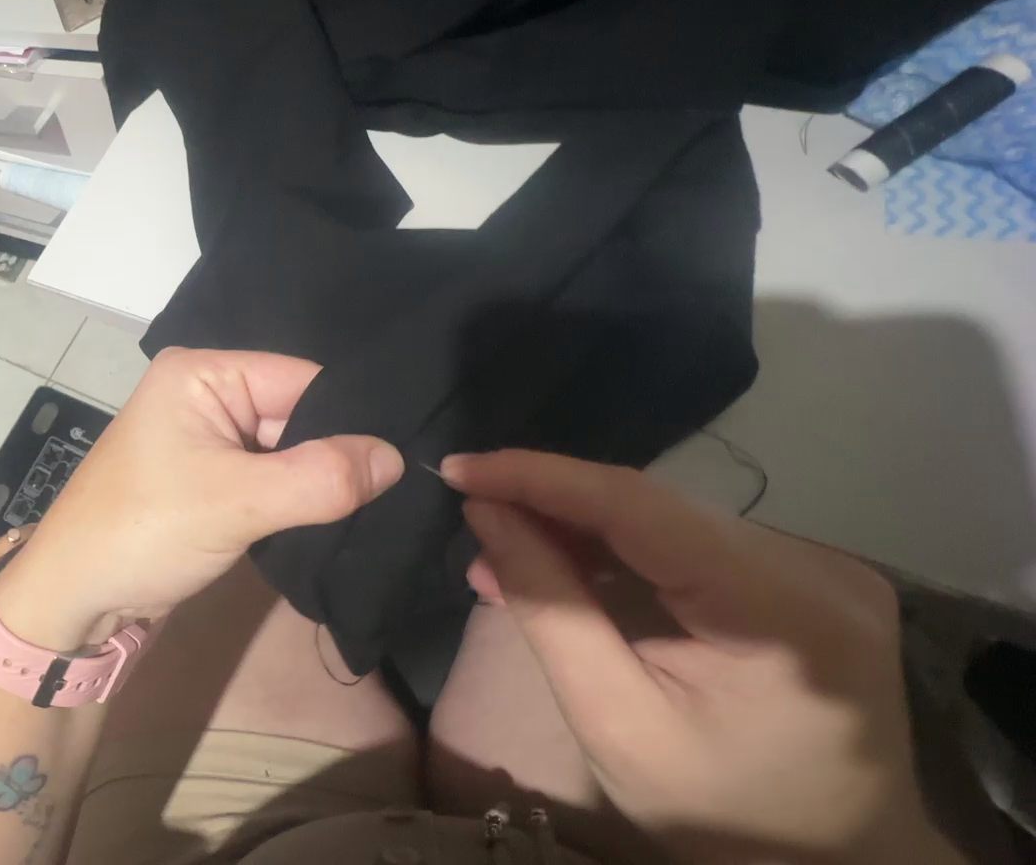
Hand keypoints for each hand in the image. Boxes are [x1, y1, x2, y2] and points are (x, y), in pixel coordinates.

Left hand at [0, 348, 402, 650]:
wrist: (76, 595)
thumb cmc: (144, 531)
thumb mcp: (236, 502)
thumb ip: (319, 478)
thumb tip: (396, 458)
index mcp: (202, 373)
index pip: (302, 379)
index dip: (352, 416)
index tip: (409, 456)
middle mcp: (206, 393)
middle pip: (297, 413)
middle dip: (338, 452)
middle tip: (402, 490)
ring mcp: (207, 437)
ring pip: (288, 448)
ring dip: (320, 480)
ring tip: (379, 507)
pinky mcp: (210, 477)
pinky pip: (270, 476)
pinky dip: (297, 498)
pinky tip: (338, 518)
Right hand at [442, 450, 960, 864]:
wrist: (835, 864)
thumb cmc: (717, 812)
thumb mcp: (609, 718)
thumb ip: (546, 606)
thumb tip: (485, 511)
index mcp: (783, 614)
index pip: (639, 507)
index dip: (539, 477)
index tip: (458, 470)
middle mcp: (812, 568)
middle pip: (646, 506)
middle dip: (545, 509)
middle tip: (471, 531)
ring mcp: (811, 566)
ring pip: (654, 516)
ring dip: (569, 531)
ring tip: (501, 564)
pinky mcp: (794, 573)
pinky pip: (675, 537)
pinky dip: (607, 549)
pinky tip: (559, 571)